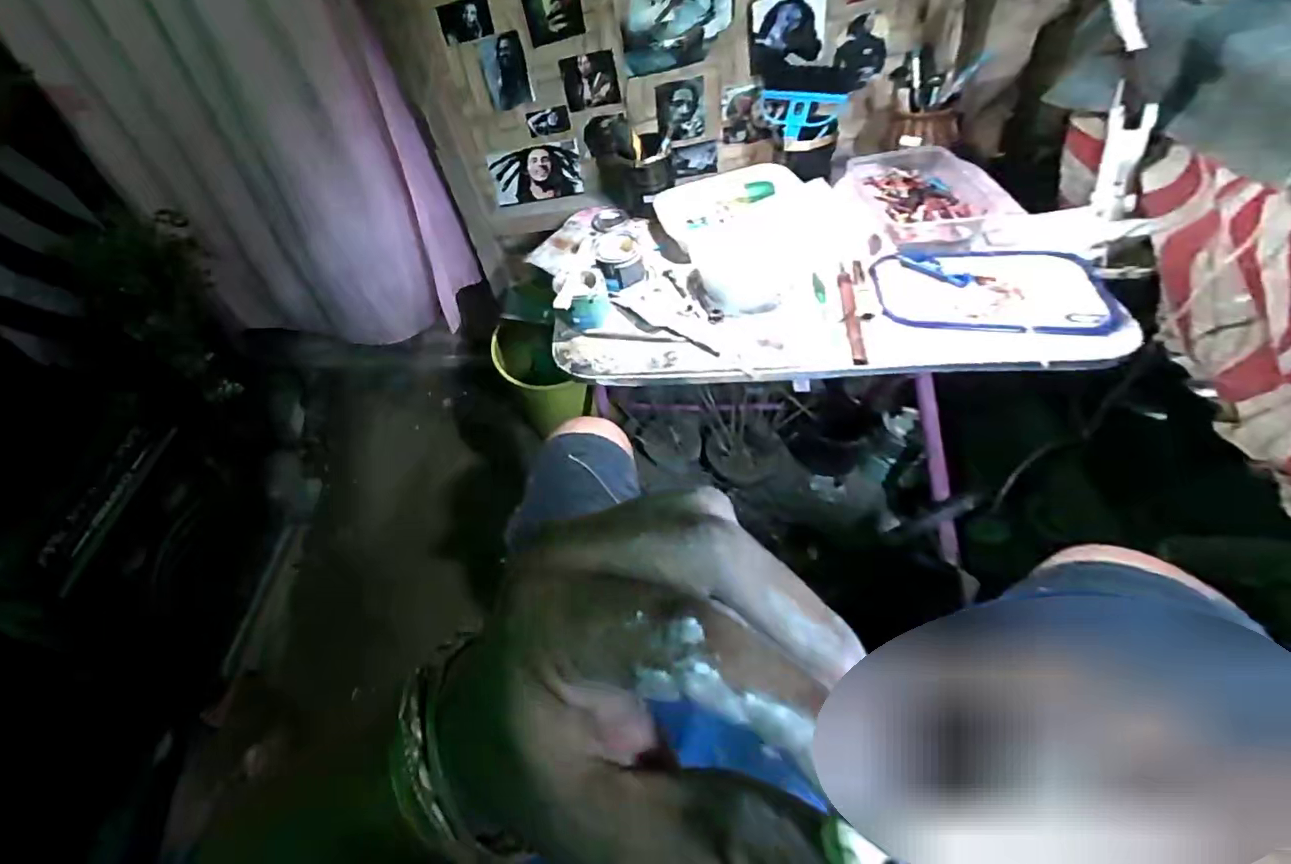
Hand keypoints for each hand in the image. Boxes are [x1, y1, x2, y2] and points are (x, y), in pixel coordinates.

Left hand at [432, 489, 863, 861]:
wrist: (478, 713)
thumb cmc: (531, 772)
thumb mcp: (607, 827)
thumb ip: (716, 831)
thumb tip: (860, 842)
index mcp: (549, 623)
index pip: (680, 632)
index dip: (787, 694)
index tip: (875, 776)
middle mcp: (563, 553)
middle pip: (700, 547)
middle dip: (800, 628)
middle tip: (867, 723)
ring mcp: (584, 529)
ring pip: (705, 523)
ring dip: (786, 599)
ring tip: (838, 684)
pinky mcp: (609, 527)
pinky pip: (697, 521)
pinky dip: (756, 573)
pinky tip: (782, 633)